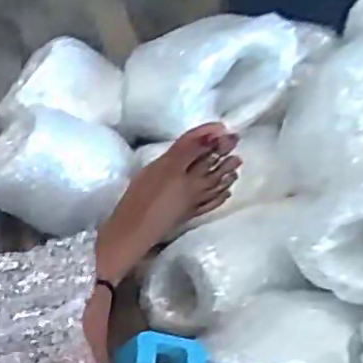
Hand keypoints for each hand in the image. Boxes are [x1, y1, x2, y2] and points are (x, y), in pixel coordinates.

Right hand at [95, 123, 240, 284]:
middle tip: (231, 144)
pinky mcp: (186, 217)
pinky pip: (210, 204)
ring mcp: (192, 202)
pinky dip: (220, 196)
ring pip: (217, 185)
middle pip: (216, 166)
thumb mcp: (160, 166)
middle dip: (226, 154)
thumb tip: (217, 128)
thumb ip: (188, 145)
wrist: (129, 235)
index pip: (208, 149)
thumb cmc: (140, 200)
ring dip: (228, 173)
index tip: (223, 131)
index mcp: (189, 171)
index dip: (218, 138)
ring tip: (232, 167)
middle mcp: (196, 185)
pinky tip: (224, 192)